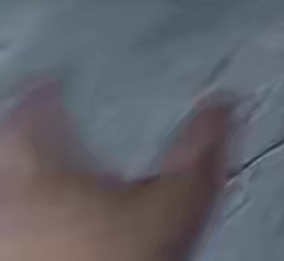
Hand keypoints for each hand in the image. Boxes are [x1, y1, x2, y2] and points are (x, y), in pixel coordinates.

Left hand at [0, 81, 230, 260]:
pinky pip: (9, 216)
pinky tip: (38, 205)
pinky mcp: (10, 253)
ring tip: (34, 158)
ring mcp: (1, 237)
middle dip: (16, 136)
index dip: (41, 96)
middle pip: (4, 161)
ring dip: (17, 171)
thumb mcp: (187, 189)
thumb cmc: (133, 251)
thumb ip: (205, 139)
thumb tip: (223, 97)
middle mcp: (9, 206)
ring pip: (4, 189)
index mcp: (46, 179)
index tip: (47, 79)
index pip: (31, 123)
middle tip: (25, 113)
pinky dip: (21, 201)